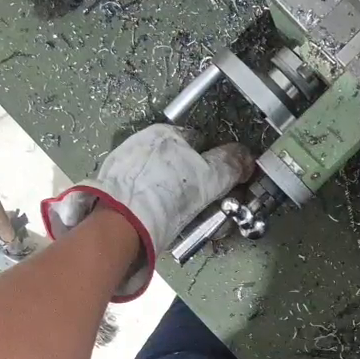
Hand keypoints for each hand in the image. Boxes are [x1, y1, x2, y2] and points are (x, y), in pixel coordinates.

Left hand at [41, 124, 251, 300]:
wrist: (121, 225)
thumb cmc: (167, 195)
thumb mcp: (209, 179)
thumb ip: (231, 166)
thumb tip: (247, 159)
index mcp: (163, 133)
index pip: (200, 142)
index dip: (215, 162)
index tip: (220, 183)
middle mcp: (140, 144)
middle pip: (179, 162)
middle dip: (194, 182)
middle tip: (204, 206)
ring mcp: (123, 167)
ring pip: (160, 181)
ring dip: (174, 197)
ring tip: (182, 220)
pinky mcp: (112, 190)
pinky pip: (143, 196)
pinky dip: (154, 207)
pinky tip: (159, 222)